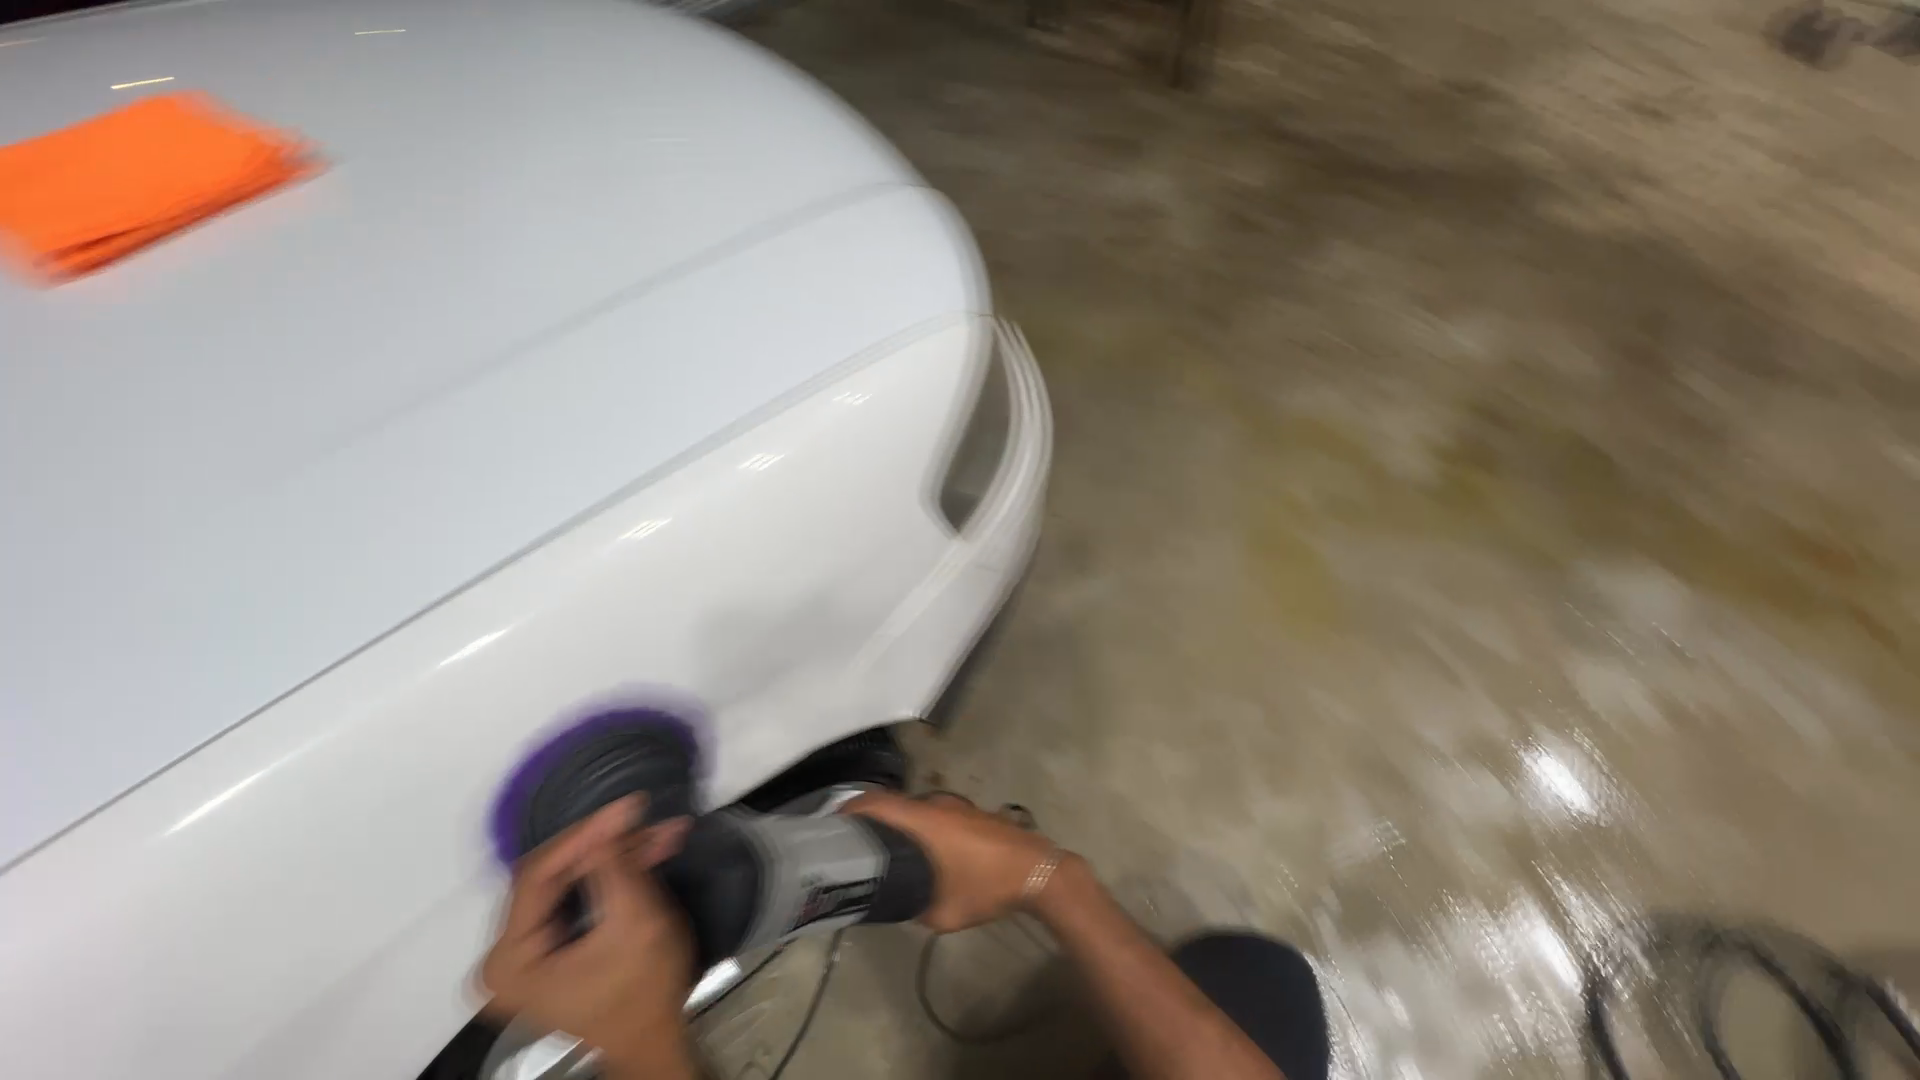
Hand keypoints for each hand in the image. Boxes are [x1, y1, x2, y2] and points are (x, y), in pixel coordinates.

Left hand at [478, 797, 694, 1072]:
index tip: (628, 807)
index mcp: (510, 960)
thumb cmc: (644, 993)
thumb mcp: (635, 925)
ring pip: (568, 880)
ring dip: (616, 855)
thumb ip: (616, 868)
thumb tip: (613, 815)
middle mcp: (502, 955)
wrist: (654, 1041)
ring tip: (659, 834)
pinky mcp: (544, 947)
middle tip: (645, 819)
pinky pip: (574, 895)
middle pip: (552, 875)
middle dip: (605, 844)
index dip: (584, 836)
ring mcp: (522, 952)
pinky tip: (647, 853)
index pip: (538, 876)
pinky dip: (611, 874)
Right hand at [843, 791, 1063, 931]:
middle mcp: (935, 805)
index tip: (831, 823)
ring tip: (882, 851)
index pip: (877, 801)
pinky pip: (933, 816)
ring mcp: (955, 806)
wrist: (1038, 871)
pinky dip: (919, 829)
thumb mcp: (945, 913)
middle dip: (871, 820)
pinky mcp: (970, 813)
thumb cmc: (988, 887)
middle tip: (851, 845)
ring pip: (914, 811)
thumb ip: (914, 908)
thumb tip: (894, 903)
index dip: (851, 807)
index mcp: (924, 821)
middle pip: (893, 805)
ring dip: (898, 825)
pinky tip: (920, 852)